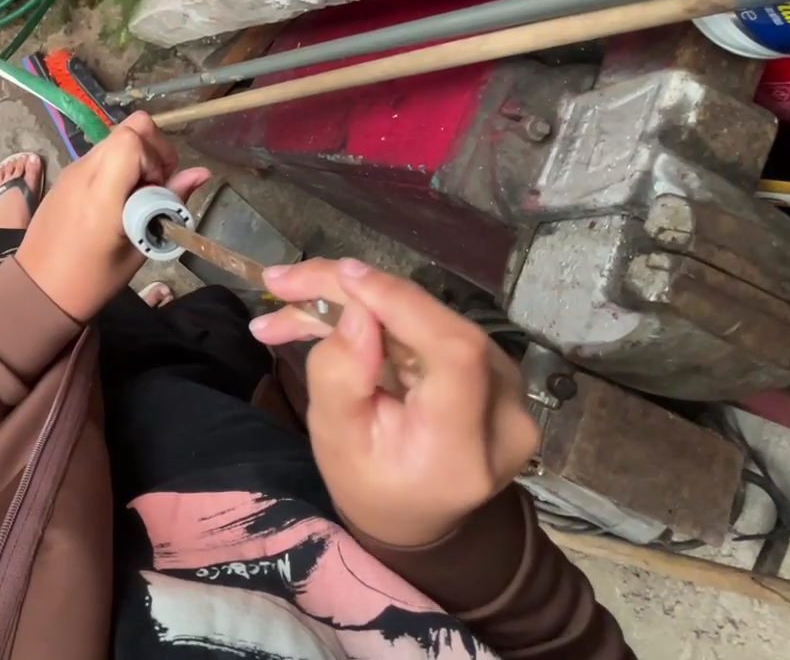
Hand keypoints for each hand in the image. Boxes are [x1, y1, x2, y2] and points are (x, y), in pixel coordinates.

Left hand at [15, 113, 209, 321]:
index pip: (132, 138)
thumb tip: (202, 172)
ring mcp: (72, 170)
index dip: (155, 157)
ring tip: (137, 197)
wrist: (38, 289)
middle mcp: (84, 171)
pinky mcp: (66, 175)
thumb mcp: (138, 248)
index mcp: (101, 192)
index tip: (157, 190)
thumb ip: (169, 205)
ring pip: (115, 139)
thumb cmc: (92, 279)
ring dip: (136, 159)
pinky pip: (101, 154)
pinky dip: (118, 166)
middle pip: (128, 128)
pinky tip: (118, 200)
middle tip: (156, 188)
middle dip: (153, 150)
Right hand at [251, 258, 538, 547]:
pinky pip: (429, 321)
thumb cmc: (366, 482)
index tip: (342, 275)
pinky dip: (376, 308)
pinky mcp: (491, 368)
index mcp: (463, 449)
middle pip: (434, 323)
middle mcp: (502, 412)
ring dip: (355, 296)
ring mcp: (506, 388)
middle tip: (283, 282)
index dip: (400, 303)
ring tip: (291, 296)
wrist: (412, 513)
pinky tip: (329, 308)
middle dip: (353, 291)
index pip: (453, 354)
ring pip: (426, 314)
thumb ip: (340, 377)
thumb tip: (355, 312)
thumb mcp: (333, 440)